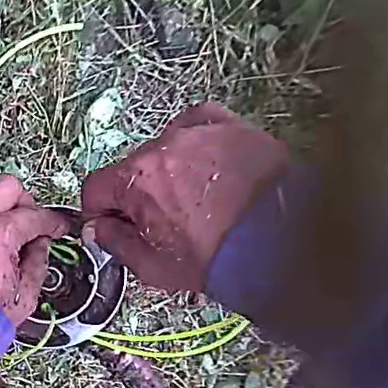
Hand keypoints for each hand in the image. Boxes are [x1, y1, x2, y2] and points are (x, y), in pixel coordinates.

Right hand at [79, 102, 289, 292]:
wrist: (292, 245)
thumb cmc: (222, 256)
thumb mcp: (151, 265)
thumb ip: (114, 241)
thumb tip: (99, 227)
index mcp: (134, 181)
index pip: (95, 188)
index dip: (102, 210)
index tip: (115, 222)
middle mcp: (162, 149)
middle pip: (130, 168)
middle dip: (138, 191)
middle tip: (163, 217)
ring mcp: (200, 135)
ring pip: (163, 149)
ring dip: (168, 169)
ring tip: (193, 195)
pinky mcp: (235, 129)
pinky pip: (200, 122)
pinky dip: (195, 138)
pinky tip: (202, 160)